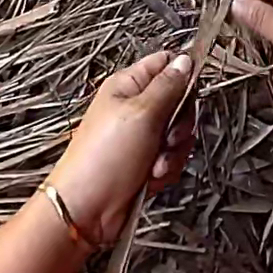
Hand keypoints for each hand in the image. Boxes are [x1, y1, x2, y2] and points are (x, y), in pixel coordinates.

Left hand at [47, 51, 197, 245]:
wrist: (86, 211)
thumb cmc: (101, 159)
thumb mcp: (142, 112)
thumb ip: (168, 85)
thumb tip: (185, 60)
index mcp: (128, 85)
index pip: (166, 63)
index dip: (183, 75)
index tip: (186, 94)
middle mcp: (135, 107)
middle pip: (180, 100)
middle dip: (180, 122)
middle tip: (167, 134)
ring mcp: (141, 135)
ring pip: (180, 132)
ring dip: (174, 150)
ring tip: (155, 160)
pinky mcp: (146, 160)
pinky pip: (173, 157)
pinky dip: (167, 168)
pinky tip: (152, 175)